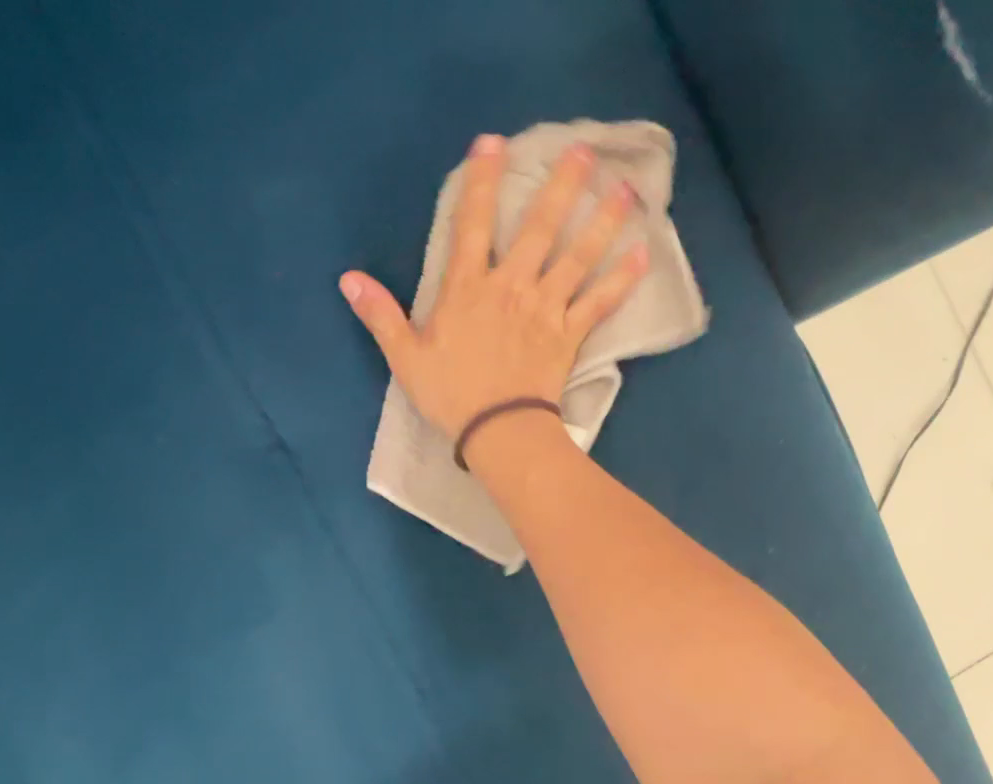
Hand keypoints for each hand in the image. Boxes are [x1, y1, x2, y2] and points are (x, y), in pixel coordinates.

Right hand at [340, 133, 649, 444]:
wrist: (498, 431)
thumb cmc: (450, 395)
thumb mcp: (405, 357)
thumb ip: (381, 315)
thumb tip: (348, 278)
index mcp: (467, 288)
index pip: (473, 224)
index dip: (482, 181)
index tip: (494, 142)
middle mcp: (511, 287)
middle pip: (539, 228)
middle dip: (561, 186)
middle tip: (584, 150)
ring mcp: (545, 308)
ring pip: (578, 256)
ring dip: (603, 221)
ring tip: (626, 189)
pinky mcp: (570, 334)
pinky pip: (600, 302)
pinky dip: (622, 279)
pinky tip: (645, 254)